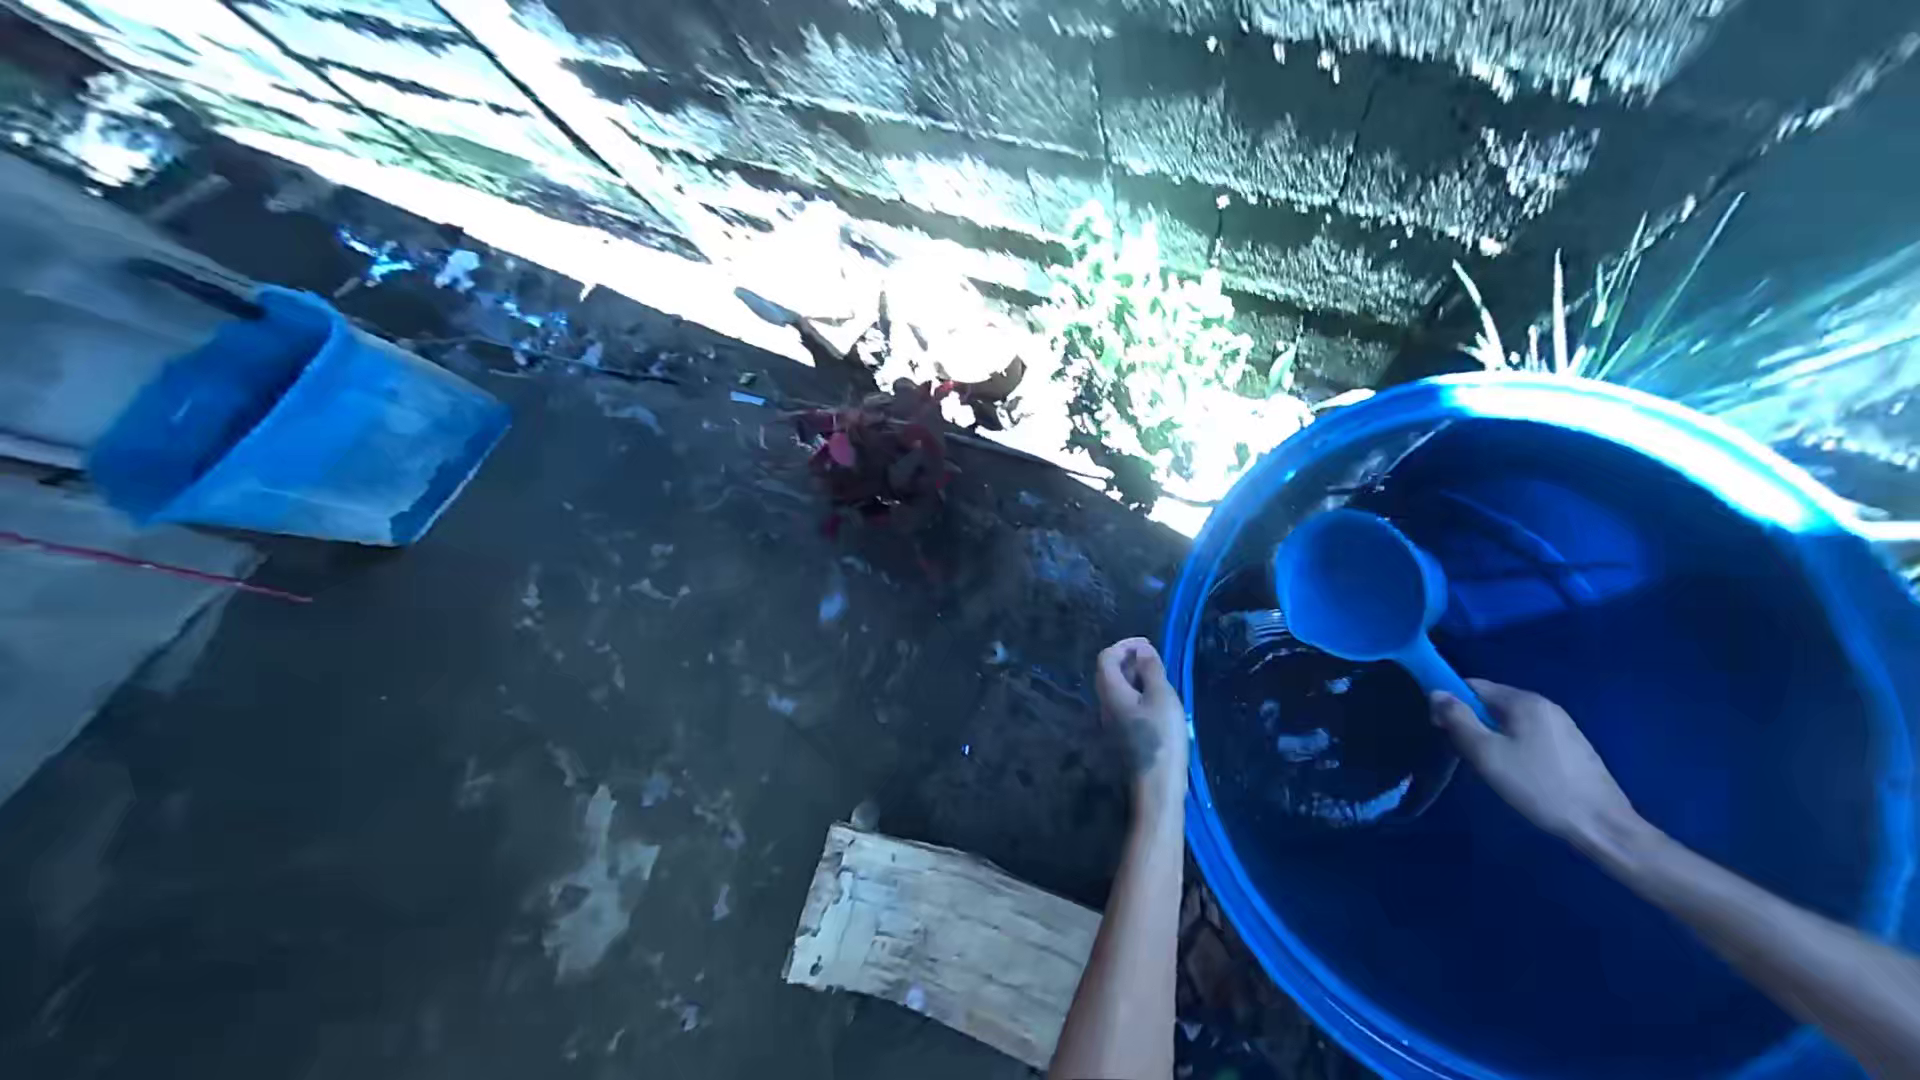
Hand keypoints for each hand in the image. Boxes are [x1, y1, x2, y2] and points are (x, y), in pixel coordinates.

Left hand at [1094, 638, 1188, 817]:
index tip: (1147, 644)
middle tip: (1154, 656)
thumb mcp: (1161, 696)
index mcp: (1111, 691)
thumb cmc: (1161, 736)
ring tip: (1160, 674)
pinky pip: (1125, 701)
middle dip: (1130, 658)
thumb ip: (1150, 670)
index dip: (1124, 646)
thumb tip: (1141, 650)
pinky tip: (1158, 697)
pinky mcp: (1123, 731)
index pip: (1106, 658)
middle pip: (1109, 671)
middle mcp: (1105, 703)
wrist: (1158, 782)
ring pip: (1118, 687)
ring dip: (1135, 675)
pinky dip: (1138, 690)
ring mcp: (1113, 719)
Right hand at [1430, 679, 1644, 855]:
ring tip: (1490, 764)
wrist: (1602, 826)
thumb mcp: (1485, 751)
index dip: (1450, 702)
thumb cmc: (1537, 785)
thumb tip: (1436, 692)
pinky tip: (1515, 770)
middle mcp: (1545, 705)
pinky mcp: (1572, 746)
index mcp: (1524, 701)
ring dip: (1490, 735)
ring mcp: (1563, 726)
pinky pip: (1527, 734)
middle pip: (1490, 702)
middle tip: (1466, 751)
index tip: (1442, 729)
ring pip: (1508, 720)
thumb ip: (1456, 718)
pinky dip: (1512, 744)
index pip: (1472, 685)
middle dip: (1470, 720)